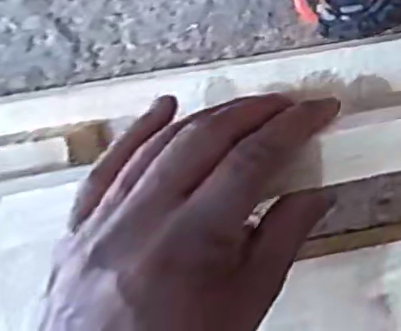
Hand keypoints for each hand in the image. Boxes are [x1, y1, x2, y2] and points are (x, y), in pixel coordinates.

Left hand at [40, 94, 340, 330]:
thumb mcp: (252, 295)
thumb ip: (287, 232)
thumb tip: (319, 187)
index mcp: (187, 242)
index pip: (252, 157)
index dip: (296, 124)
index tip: (326, 108)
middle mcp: (136, 227)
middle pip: (203, 140)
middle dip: (257, 111)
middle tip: (294, 104)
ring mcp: (96, 231)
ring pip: (158, 147)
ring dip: (212, 116)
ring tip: (252, 107)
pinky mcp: (74, 238)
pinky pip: (104, 174)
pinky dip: (137, 135)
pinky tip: (165, 108)